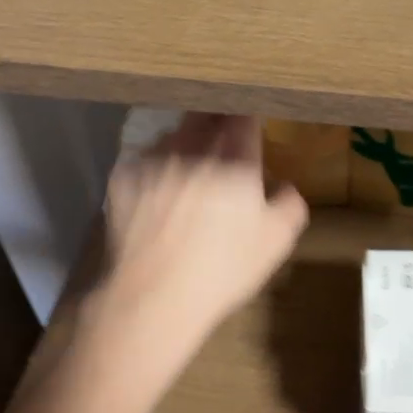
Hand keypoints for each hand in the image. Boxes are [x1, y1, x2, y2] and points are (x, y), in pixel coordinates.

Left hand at [86, 114, 308, 375]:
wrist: (151, 299)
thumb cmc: (221, 270)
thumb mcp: (275, 242)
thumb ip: (289, 204)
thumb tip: (282, 187)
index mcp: (235, 155)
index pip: (245, 113)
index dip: (249, 117)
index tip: (251, 128)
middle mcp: (193, 144)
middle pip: (207, 114)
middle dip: (217, 124)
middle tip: (223, 148)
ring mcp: (153, 156)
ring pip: (173, 135)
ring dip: (185, 147)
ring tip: (186, 178)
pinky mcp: (123, 174)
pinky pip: (144, 160)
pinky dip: (155, 171)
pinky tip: (157, 199)